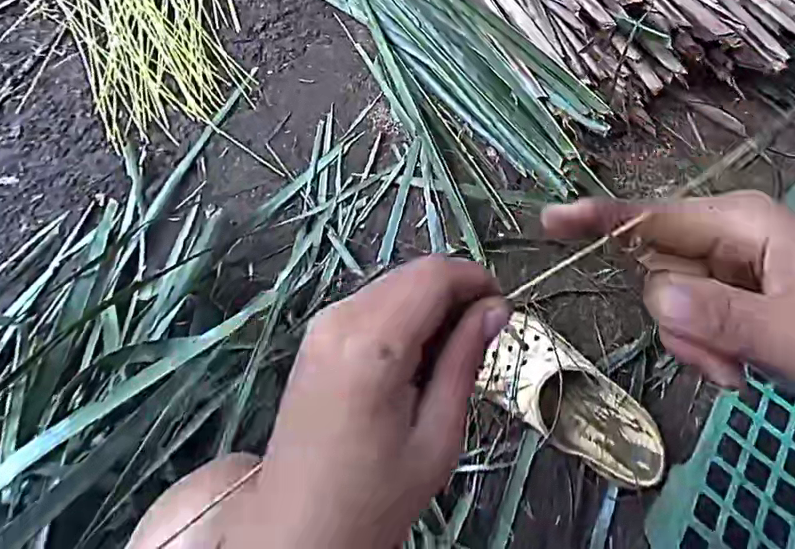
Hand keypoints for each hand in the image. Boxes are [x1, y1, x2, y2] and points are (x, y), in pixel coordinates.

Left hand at [233, 256, 510, 548]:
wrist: (294, 535)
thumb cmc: (371, 500)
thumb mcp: (436, 437)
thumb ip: (465, 361)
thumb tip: (495, 310)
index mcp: (372, 343)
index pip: (434, 274)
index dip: (475, 279)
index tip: (500, 307)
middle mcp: (342, 318)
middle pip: (414, 272)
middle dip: (455, 291)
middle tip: (480, 334)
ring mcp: (324, 323)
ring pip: (396, 282)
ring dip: (430, 301)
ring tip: (446, 354)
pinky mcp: (317, 334)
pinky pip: (374, 300)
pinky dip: (404, 312)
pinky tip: (413, 357)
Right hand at [541, 192, 794, 426]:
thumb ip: (721, 318)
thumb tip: (653, 297)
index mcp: (743, 222)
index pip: (654, 217)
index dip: (600, 219)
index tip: (551, 220)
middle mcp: (734, 234)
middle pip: (661, 268)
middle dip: (678, 319)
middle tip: (726, 367)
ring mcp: (742, 265)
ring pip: (680, 299)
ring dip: (699, 343)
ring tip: (746, 373)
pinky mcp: (749, 294)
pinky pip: (703, 317)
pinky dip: (713, 350)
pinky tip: (747, 370)